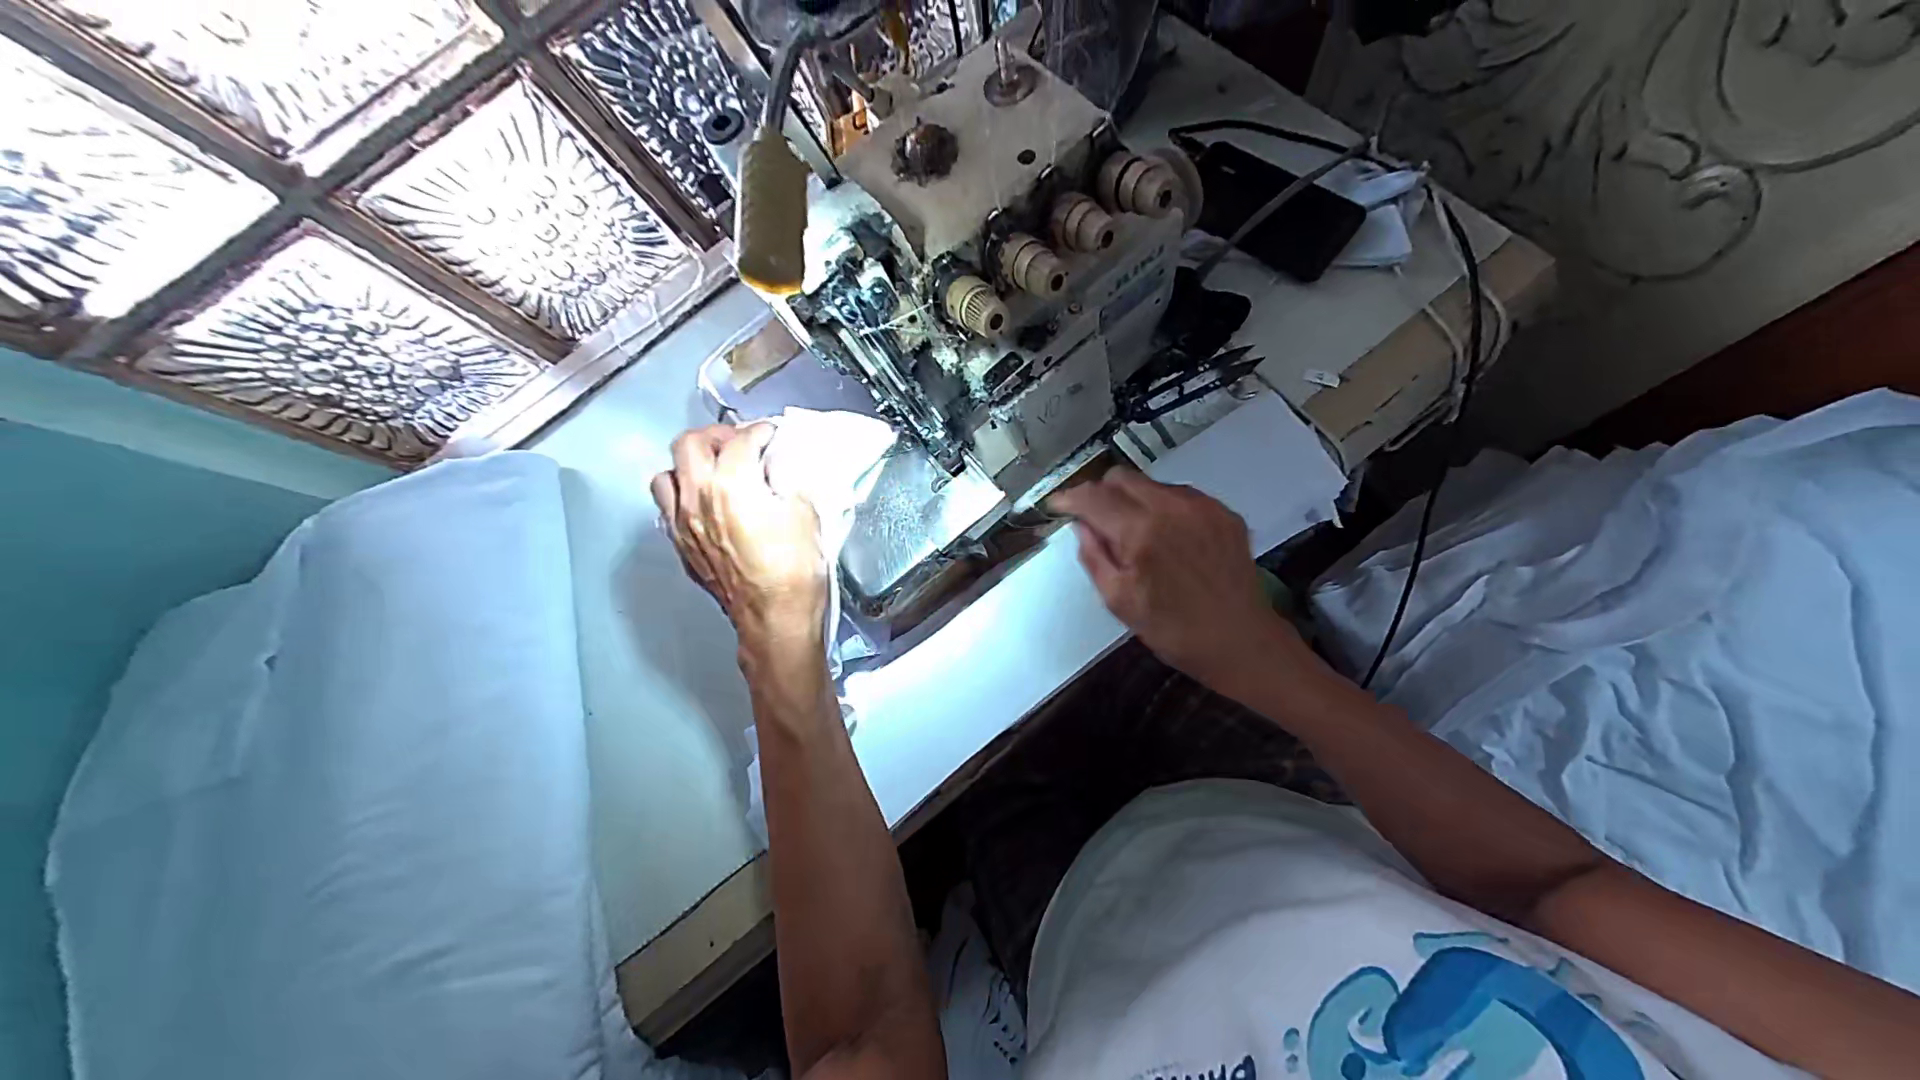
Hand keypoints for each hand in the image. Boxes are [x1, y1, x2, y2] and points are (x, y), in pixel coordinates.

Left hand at [651, 423, 826, 656]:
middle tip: (739, 441)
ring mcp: (683, 523)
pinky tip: (704, 502)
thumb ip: (789, 481)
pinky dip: (682, 495)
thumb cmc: (794, 571)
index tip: (772, 435)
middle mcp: (698, 498)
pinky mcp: (681, 546)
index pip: (741, 439)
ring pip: (667, 474)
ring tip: (713, 469)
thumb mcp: (807, 513)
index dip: (761, 431)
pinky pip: (667, 507)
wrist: (775, 618)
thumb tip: (780, 469)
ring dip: (689, 464)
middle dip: (717, 435)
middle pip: (690, 443)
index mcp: (731, 483)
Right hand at [1051, 468, 1303, 697]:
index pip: (1093, 496)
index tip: (1058, 507)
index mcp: (1141, 531)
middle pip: (1121, 477)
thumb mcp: (1118, 600)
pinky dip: (1164, 509)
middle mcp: (1173, 506)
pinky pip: (1181, 496)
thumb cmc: (1173, 630)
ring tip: (1136, 536)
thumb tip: (1082, 525)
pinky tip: (1169, 539)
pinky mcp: (1224, 513)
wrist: (1241, 642)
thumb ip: (1094, 556)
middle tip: (1096, 523)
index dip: (1069, 498)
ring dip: (1133, 501)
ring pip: (1151, 484)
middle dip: (1100, 495)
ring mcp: (1203, 506)